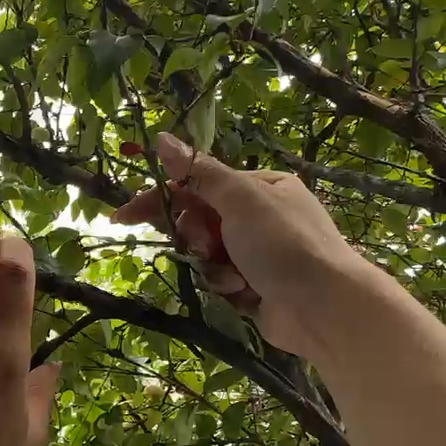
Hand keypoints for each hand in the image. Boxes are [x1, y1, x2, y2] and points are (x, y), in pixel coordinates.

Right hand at [112, 133, 379, 359]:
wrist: (322, 306)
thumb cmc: (283, 245)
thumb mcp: (240, 200)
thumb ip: (200, 172)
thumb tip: (162, 139)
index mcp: (261, 187)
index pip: (196, 186)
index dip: (160, 199)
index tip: (123, 216)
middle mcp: (259, 216)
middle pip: (198, 222)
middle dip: (194, 238)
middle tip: (203, 247)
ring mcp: (257, 252)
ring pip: (205, 255)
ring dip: (211, 266)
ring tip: (233, 275)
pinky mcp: (253, 284)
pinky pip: (218, 280)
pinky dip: (225, 286)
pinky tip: (244, 293)